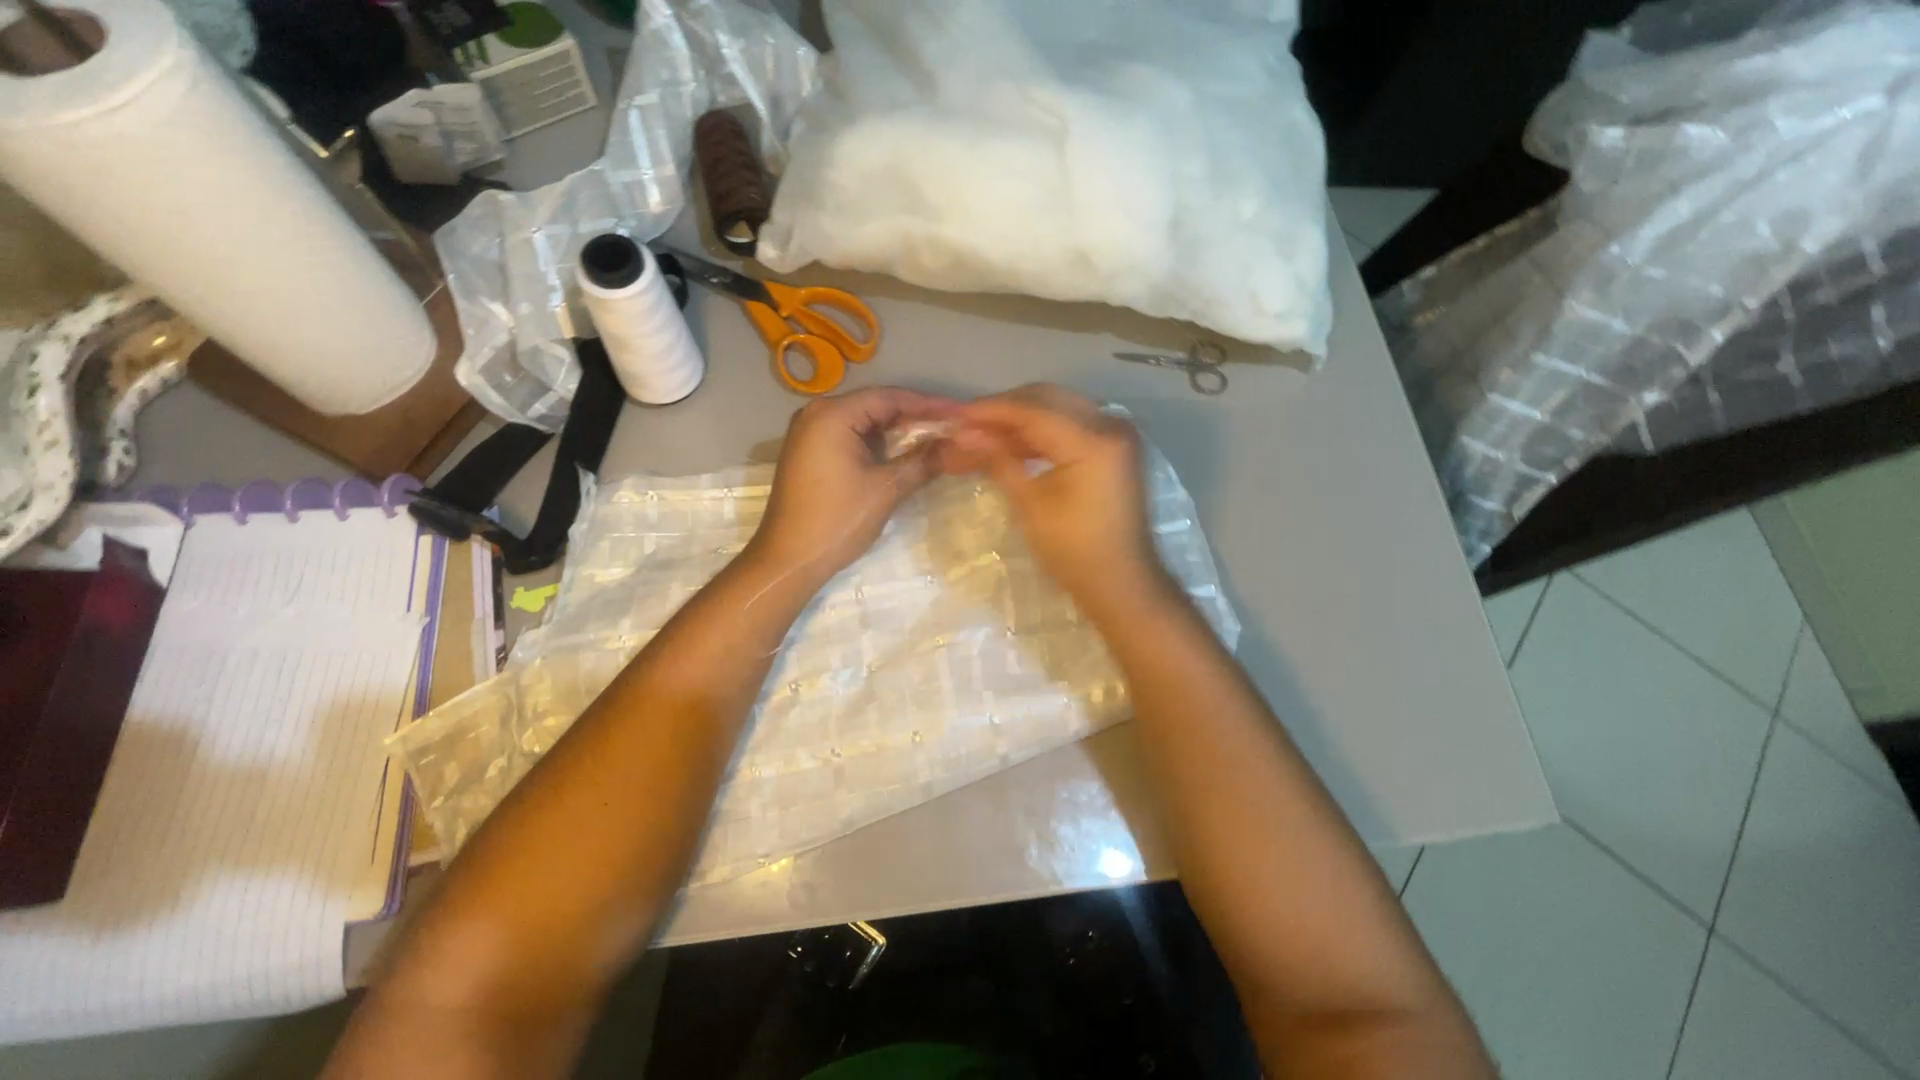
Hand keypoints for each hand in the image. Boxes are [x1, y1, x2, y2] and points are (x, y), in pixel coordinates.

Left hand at [746, 386, 956, 580]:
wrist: (789, 559)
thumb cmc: (837, 520)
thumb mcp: (886, 489)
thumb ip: (922, 460)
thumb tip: (956, 444)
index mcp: (832, 414)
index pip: (890, 398)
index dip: (928, 405)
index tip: (960, 414)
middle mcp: (816, 413)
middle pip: (875, 406)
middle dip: (914, 417)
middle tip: (952, 427)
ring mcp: (808, 432)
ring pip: (863, 422)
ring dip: (896, 431)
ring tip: (934, 439)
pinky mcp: (808, 452)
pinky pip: (849, 436)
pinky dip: (876, 444)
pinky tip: (902, 453)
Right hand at [942, 383, 1168, 606]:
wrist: (1121, 582)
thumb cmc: (1074, 550)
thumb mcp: (1030, 504)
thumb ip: (998, 459)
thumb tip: (962, 434)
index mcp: (1093, 440)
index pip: (1032, 409)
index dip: (990, 410)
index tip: (955, 416)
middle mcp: (1110, 425)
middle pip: (1046, 400)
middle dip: (1004, 411)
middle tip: (966, 426)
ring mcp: (1115, 434)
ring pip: (1058, 409)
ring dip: (1020, 421)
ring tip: (982, 437)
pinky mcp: (1113, 448)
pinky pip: (1071, 426)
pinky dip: (1041, 433)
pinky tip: (1011, 446)